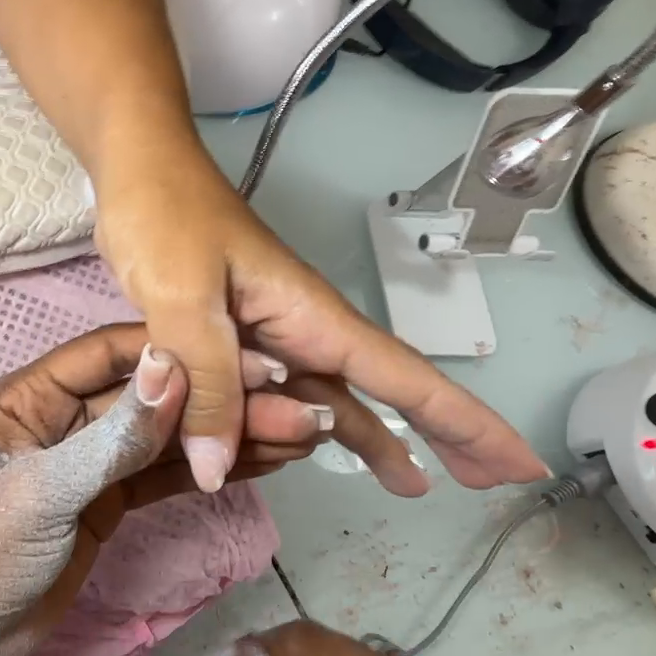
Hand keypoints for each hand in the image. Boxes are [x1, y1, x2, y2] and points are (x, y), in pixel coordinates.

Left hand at [0, 324, 327, 655]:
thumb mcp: (45, 492)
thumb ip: (112, 436)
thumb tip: (172, 365)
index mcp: (30, 397)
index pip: (112, 354)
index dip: (180, 351)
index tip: (253, 357)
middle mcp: (61, 418)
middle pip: (149, 397)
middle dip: (218, 399)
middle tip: (301, 404)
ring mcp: (87, 461)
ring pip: (163, 438)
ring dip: (224, 435)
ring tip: (302, 432)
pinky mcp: (105, 502)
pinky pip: (161, 476)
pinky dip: (206, 470)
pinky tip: (261, 461)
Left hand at [93, 162, 548, 496]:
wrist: (135, 170)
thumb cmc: (165, 218)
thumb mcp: (183, 299)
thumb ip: (205, 381)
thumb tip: (218, 470)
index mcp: (308, 317)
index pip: (402, 377)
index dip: (461, 425)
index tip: (520, 466)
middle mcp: (297, 329)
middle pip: (378, 391)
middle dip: (433, 435)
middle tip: (484, 485)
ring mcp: (265, 332)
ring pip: (322, 396)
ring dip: (368, 437)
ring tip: (409, 483)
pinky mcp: (229, 334)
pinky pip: (269, 391)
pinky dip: (290, 423)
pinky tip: (302, 445)